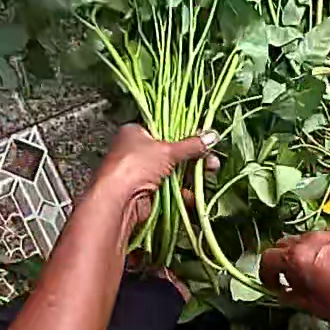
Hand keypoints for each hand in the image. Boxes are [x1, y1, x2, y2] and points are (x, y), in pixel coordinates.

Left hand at [87, 125, 218, 236]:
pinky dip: (184, 191)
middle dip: (195, 157)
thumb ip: (192, 145)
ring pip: (174, 171)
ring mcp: (143, 172)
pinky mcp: (148, 191)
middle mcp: (137, 150)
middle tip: (211, 160)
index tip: (205, 139)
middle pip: (173, 152)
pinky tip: (196, 193)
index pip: (167, 129)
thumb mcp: (167, 150)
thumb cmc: (133, 166)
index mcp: (135, 132)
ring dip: (193, 174)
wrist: (118, 200)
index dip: (187, 134)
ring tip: (209, 173)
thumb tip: (211, 136)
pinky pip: (171, 188)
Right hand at [261, 230, 329, 325]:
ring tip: (315, 274)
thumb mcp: (315, 307)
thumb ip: (293, 296)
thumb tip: (284, 292)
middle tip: (292, 281)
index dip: (266, 275)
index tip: (273, 287)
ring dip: (302, 254)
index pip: (268, 259)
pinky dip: (321, 249)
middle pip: (284, 245)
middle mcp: (311, 239)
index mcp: (298, 257)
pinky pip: (325, 238)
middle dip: (283, 262)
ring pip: (305, 240)